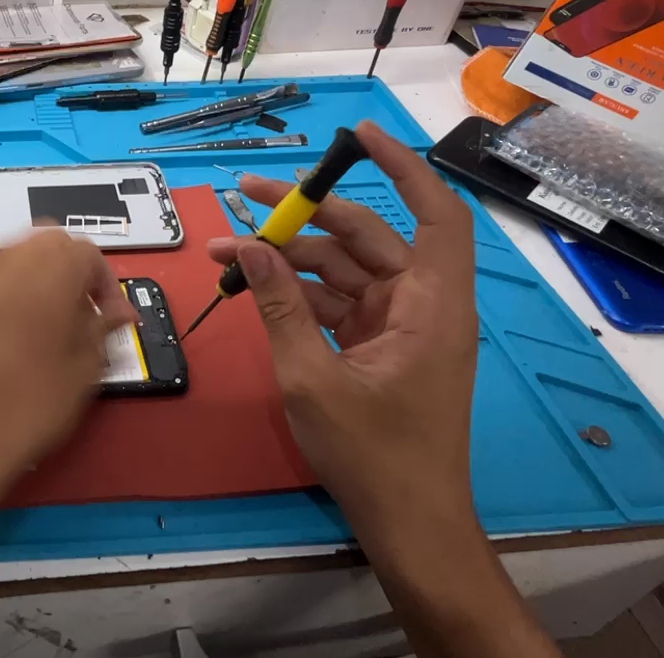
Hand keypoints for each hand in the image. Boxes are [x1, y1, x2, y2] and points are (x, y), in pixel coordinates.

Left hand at [0, 230, 136, 497]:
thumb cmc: (28, 402)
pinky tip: (4, 334)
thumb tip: (115, 313)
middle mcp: (9, 255)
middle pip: (49, 244)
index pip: (89, 254)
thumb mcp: (83, 370)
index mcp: (52, 266)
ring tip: (42, 326)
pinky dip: (1, 292)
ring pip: (13, 256)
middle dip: (69, 272)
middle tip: (79, 316)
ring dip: (34, 278)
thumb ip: (102, 330)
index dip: (106, 287)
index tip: (111, 320)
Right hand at [206, 121, 477, 535]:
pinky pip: (336, 299)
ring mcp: (400, 325)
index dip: (403, 167)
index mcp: (432, 306)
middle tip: (245, 193)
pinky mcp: (379, 344)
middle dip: (305, 214)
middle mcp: (422, 305)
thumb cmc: (373, 454)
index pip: (434, 215)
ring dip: (288, 257)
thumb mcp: (311, 375)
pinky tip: (252, 284)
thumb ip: (279, 304)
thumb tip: (249, 246)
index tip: (360, 136)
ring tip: (228, 248)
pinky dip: (296, 290)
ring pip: (343, 267)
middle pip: (367, 235)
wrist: (408, 526)